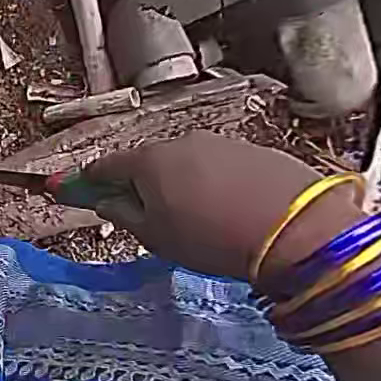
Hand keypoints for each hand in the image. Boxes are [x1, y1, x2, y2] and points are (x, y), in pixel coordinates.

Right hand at [84, 132, 365, 281]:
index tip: (78, 191)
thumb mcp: (154, 236)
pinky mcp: (260, 151)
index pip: (104, 166)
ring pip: (187, 162)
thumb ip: (121, 214)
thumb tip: (107, 201)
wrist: (303, 233)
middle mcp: (181, 142)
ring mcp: (223, 143)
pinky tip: (230, 208)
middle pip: (147, 161)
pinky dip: (216, 182)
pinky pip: (222, 166)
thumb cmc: (212, 238)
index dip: (88, 181)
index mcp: (147, 161)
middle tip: (145, 211)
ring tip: (195, 214)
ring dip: (180, 181)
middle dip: (140, 182)